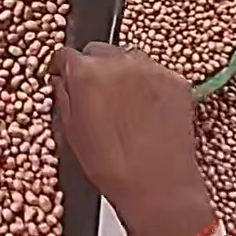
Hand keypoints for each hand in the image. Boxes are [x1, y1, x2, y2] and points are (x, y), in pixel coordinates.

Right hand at [50, 43, 216, 235]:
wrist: (158, 185)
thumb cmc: (110, 164)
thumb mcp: (70, 130)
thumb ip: (64, 96)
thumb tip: (62, 81)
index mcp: (86, 73)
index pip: (65, 54)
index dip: (61, 67)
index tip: (61, 75)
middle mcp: (119, 62)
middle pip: (97, 51)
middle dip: (91, 67)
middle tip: (92, 93)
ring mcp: (151, 69)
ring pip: (126, 57)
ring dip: (118, 72)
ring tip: (119, 102)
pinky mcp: (175, 80)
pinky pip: (152, 71)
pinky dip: (144, 83)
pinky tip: (141, 108)